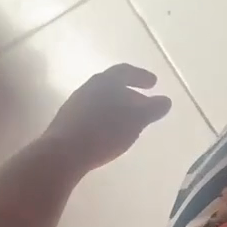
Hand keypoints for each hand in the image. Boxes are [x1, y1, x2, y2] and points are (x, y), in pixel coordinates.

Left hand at [38, 64, 172, 173]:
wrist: (61, 155)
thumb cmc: (103, 132)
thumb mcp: (135, 121)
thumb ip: (152, 109)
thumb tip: (166, 100)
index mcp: (104, 82)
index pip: (125, 71)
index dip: (140, 76)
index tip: (153, 83)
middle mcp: (88, 89)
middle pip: (112, 86)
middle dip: (130, 94)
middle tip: (144, 105)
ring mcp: (74, 106)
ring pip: (101, 101)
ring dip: (117, 108)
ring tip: (129, 122)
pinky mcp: (66, 124)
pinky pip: (92, 114)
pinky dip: (105, 118)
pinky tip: (109, 133)